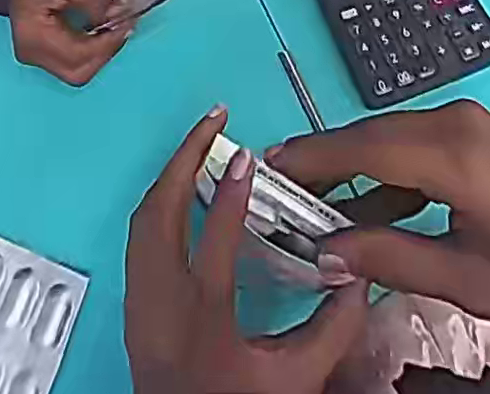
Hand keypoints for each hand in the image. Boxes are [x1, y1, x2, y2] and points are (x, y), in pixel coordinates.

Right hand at [8, 0, 127, 85]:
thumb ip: (97, 2)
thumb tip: (119, 19)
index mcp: (34, 37)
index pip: (78, 54)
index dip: (108, 43)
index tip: (128, 23)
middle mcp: (32, 55)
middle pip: (78, 72)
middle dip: (106, 52)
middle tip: (123, 28)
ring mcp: (36, 59)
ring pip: (77, 71)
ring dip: (101, 53)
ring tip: (115, 28)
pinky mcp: (44, 55)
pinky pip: (73, 63)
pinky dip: (92, 51)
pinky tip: (103, 32)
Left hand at [127, 107, 368, 393]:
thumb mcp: (291, 381)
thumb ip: (330, 331)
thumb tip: (356, 278)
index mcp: (200, 319)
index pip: (213, 240)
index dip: (231, 193)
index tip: (245, 156)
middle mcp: (159, 302)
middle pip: (159, 212)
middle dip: (184, 157)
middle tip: (212, 122)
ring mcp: (138, 299)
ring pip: (142, 218)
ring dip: (170, 173)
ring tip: (198, 144)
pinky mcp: (132, 301)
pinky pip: (139, 233)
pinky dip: (160, 197)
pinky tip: (179, 187)